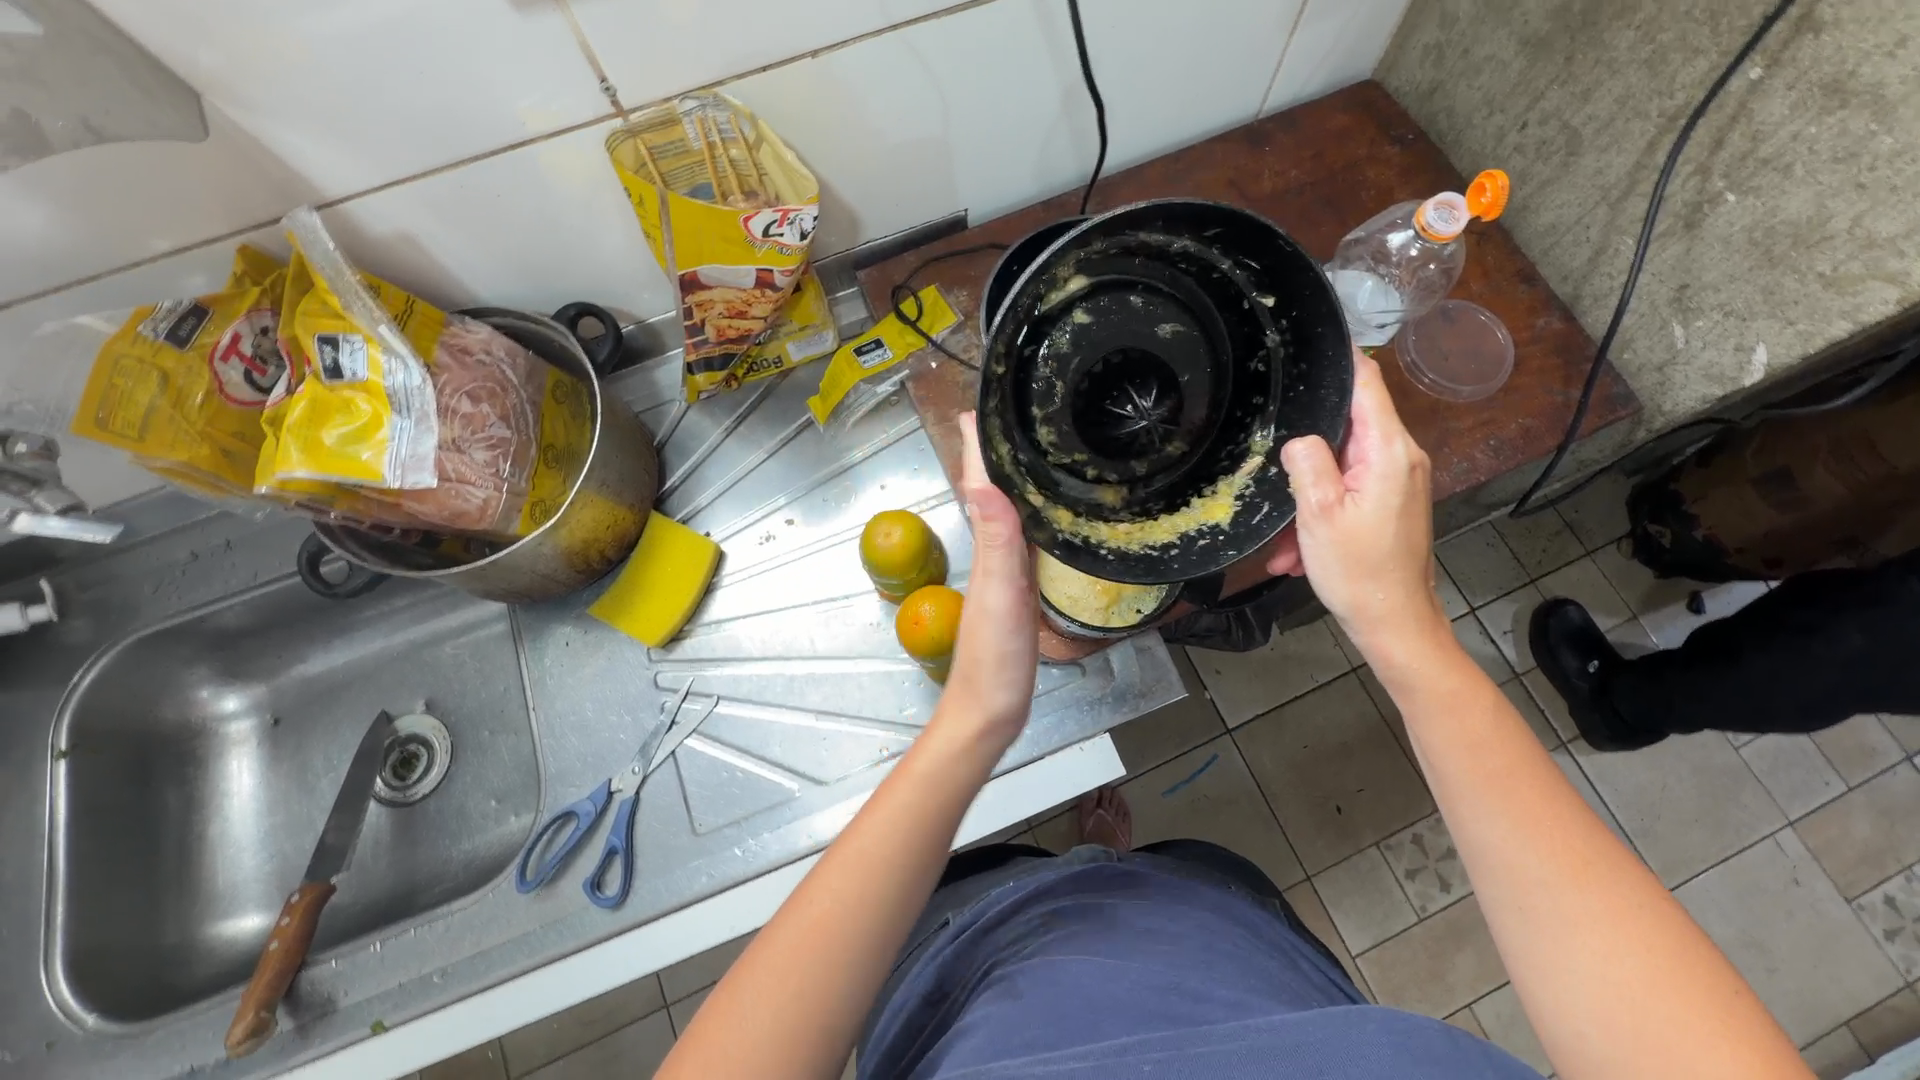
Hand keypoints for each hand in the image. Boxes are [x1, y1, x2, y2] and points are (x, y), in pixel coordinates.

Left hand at [941, 412, 1037, 744]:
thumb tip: (982, 481)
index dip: (977, 448)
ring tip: (1032, 456)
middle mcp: (991, 557)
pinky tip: (1046, 522)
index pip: (978, 487)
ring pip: (1009, 517)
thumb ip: (995, 542)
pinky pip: (1025, 545)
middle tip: (1011, 418)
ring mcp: (1004, 577)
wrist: (991, 712)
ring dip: (1014, 485)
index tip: (980, 408)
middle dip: (998, 456)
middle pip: (992, 495)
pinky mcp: (1019, 596)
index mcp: (985, 550)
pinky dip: (1032, 522)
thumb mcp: (999, 596)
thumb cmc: (994, 659)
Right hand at [1278, 349, 1447, 657]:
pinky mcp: (1392, 502)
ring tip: (1285, 539)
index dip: (1341, 358)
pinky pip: (1348, 491)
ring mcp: (1399, 481)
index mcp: (1388, 451)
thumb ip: (1307, 462)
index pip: (1367, 383)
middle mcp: (1402, 457)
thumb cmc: (1358, 571)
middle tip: (1270, 460)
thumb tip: (1299, 439)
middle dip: (1306, 449)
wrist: (1395, 623)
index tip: (1311, 339)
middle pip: (1347, 425)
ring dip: (1308, 496)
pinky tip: (1298, 552)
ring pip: (1341, 465)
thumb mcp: (1318, 515)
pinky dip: (1320, 515)